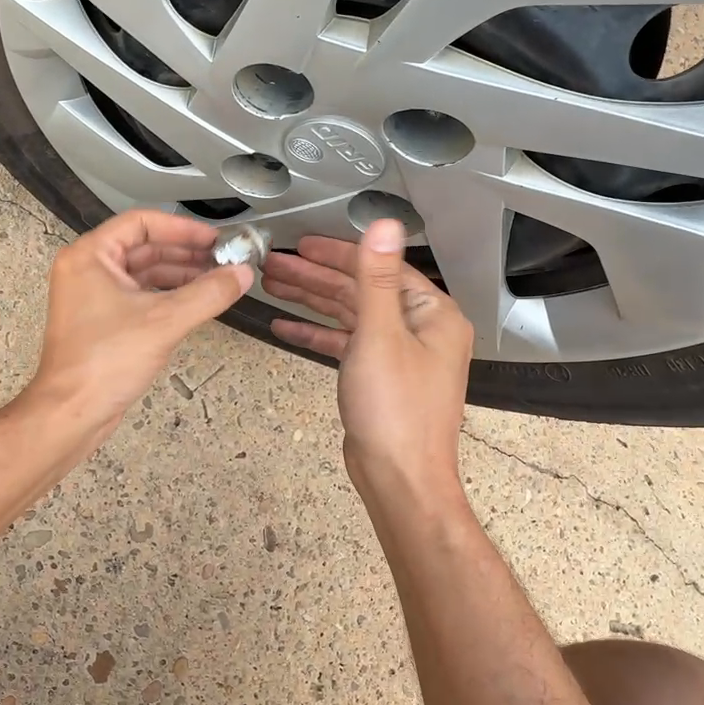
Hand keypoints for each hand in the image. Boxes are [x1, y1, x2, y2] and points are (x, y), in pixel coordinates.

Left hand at [31, 210, 252, 427]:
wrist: (72, 412)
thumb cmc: (104, 361)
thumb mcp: (164, 321)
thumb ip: (208, 293)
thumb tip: (242, 274)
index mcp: (89, 256)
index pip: (140, 223)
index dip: (181, 228)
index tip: (214, 239)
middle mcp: (86, 269)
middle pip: (143, 247)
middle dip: (185, 253)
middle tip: (224, 259)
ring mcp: (91, 295)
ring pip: (142, 273)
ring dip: (179, 274)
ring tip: (218, 279)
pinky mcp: (101, 320)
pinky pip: (138, 296)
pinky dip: (166, 295)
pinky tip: (196, 301)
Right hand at [262, 220, 472, 503]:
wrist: (399, 478)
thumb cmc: (396, 411)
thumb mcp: (379, 334)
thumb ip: (375, 277)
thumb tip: (384, 226)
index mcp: (431, 314)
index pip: (379, 267)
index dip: (337, 253)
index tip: (302, 243)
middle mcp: (419, 329)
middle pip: (359, 288)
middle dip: (315, 275)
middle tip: (275, 263)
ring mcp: (398, 353)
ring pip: (348, 314)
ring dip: (310, 299)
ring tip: (272, 284)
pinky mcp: (378, 375)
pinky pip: (344, 342)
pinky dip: (315, 333)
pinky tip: (286, 327)